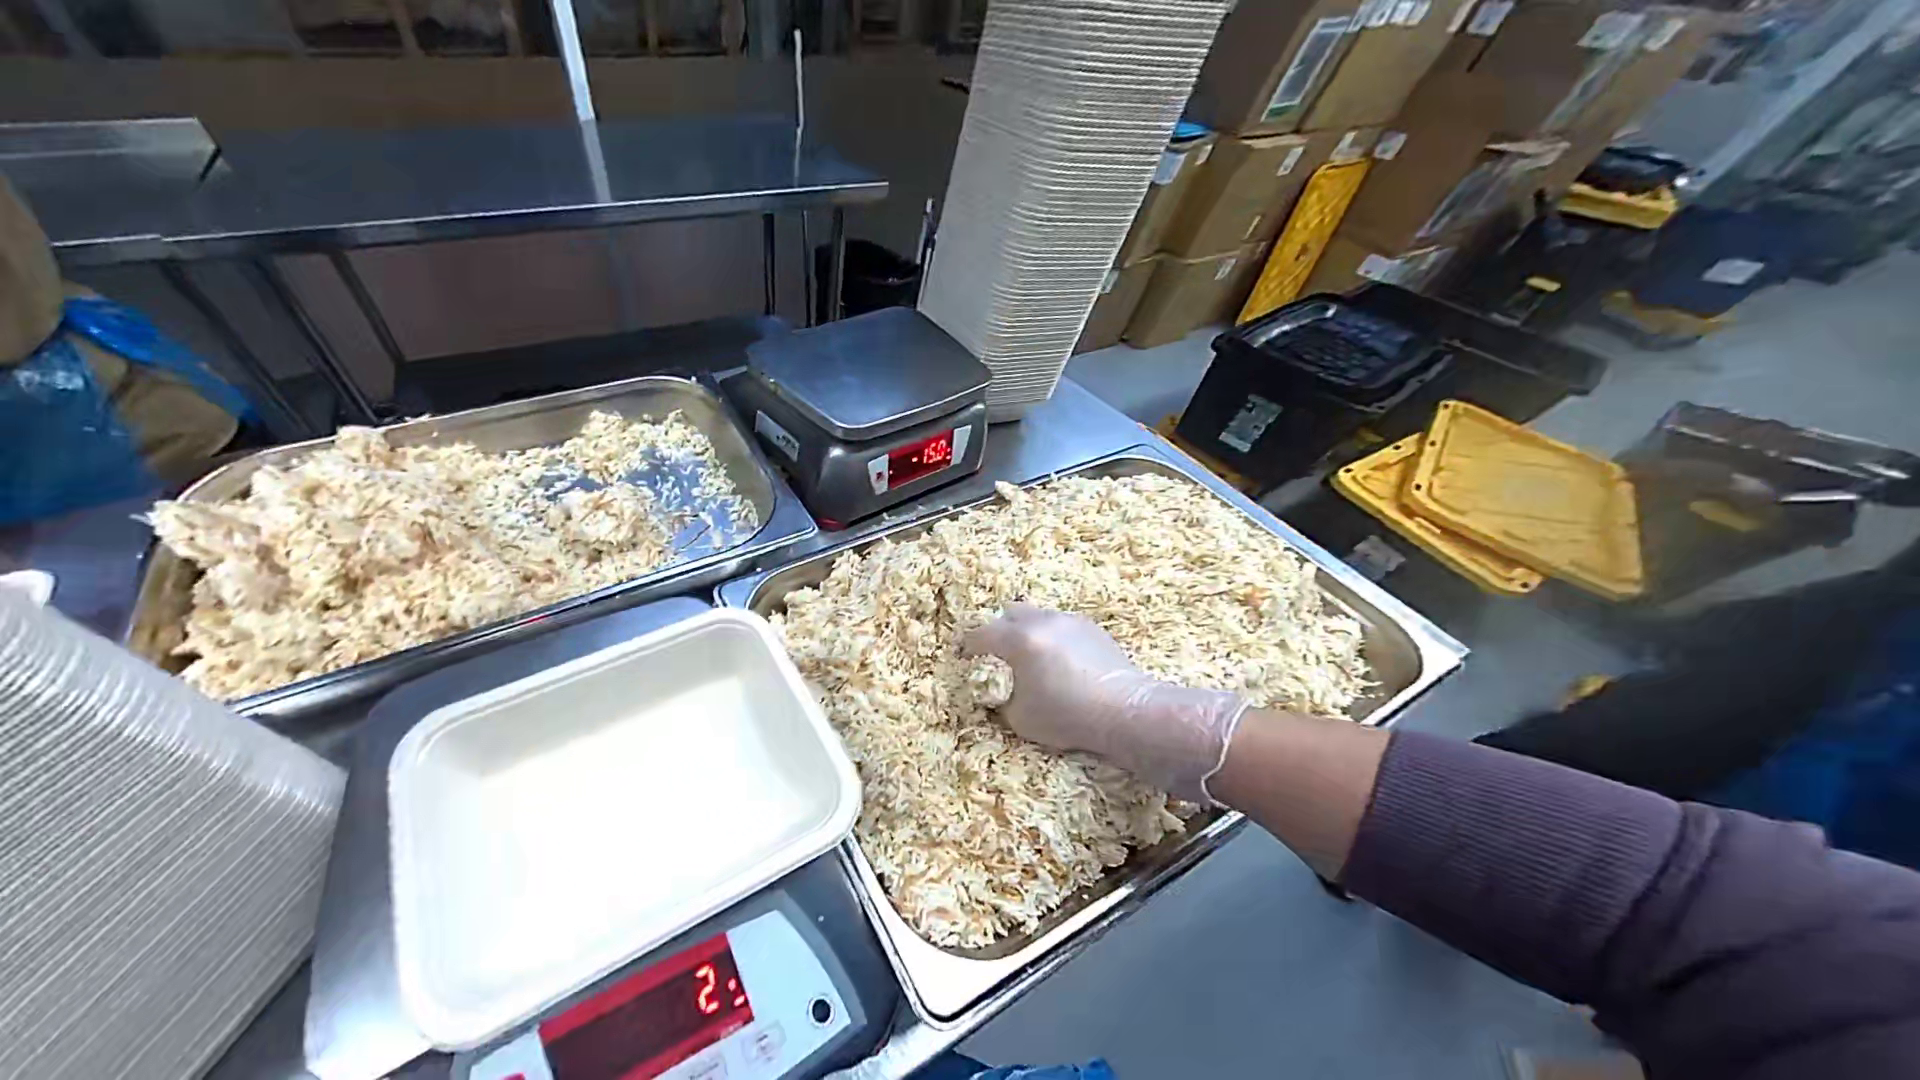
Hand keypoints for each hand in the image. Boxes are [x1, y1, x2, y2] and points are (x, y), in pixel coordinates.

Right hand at [961, 603, 1248, 802]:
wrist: (1125, 711)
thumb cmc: (1068, 716)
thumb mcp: (1020, 718)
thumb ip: (1001, 700)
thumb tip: (996, 694)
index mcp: (1019, 640)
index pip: (982, 635)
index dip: (968, 645)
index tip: (963, 654)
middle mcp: (1042, 621)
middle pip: (1009, 613)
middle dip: (998, 629)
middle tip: (996, 651)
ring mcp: (1070, 621)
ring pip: (1038, 615)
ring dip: (1027, 630)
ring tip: (1029, 654)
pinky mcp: (1092, 628)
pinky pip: (1061, 625)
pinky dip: (1052, 636)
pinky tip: (1059, 659)